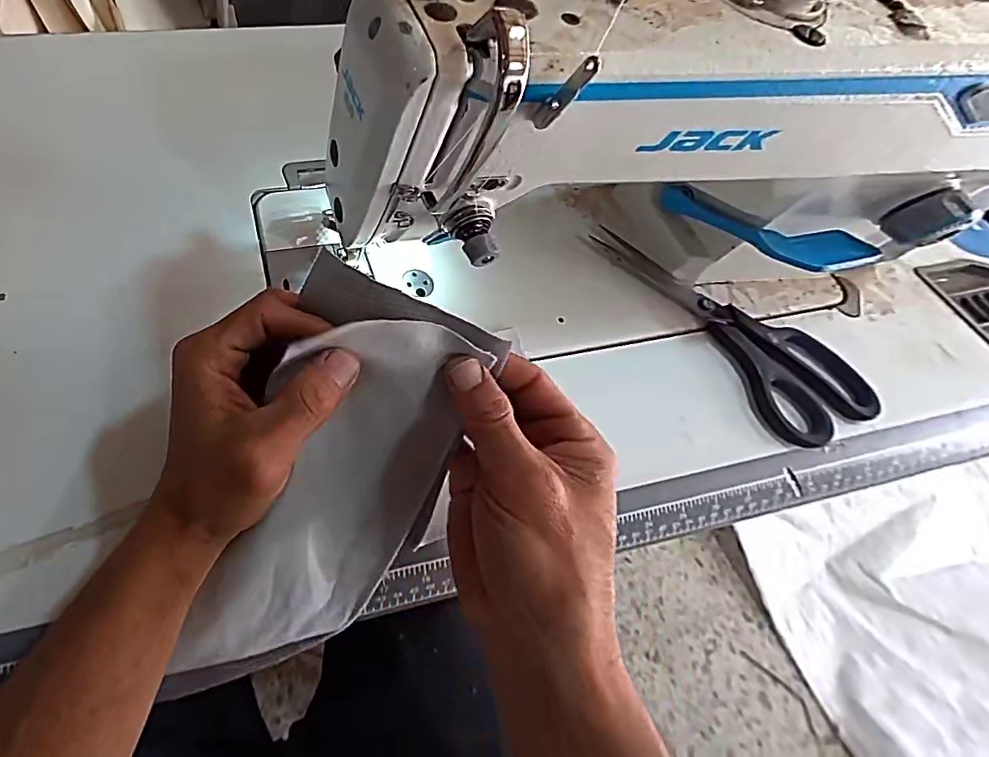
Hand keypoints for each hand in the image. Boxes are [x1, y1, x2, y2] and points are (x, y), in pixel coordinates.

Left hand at [151, 289, 361, 547]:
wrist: (192, 525)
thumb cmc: (210, 492)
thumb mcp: (266, 448)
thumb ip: (306, 401)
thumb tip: (342, 361)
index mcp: (205, 355)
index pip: (265, 311)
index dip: (308, 322)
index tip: (340, 343)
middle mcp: (210, 354)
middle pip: (271, 317)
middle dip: (311, 332)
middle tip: (344, 352)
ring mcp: (223, 368)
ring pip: (276, 336)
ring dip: (308, 350)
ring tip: (336, 369)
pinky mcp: (238, 385)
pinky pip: (276, 359)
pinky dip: (302, 367)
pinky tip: (319, 385)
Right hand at [442, 353, 621, 682]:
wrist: (529, 639)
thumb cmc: (556, 575)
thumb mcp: (526, 484)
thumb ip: (492, 422)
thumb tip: (467, 371)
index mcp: (571, 442)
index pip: (530, 382)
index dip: (494, 363)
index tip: (456, 349)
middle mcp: (538, 449)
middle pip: (498, 397)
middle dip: (465, 382)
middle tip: (427, 364)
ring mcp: (504, 467)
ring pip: (471, 419)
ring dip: (448, 406)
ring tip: (417, 388)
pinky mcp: (475, 486)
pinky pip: (452, 446)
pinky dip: (435, 434)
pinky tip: (418, 423)